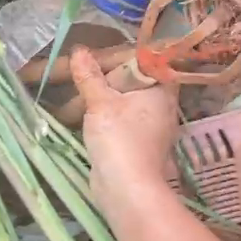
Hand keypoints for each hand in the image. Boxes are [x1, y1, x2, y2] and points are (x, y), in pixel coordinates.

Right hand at [70, 46, 182, 206]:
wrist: (126, 189)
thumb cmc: (119, 139)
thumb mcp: (100, 102)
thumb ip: (89, 76)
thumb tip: (79, 50)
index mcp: (162, 90)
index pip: (150, 61)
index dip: (126, 56)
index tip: (101, 54)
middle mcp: (162, 106)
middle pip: (136, 81)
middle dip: (108, 76)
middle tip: (84, 70)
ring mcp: (152, 126)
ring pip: (126, 101)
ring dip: (103, 96)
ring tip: (79, 92)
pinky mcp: (139, 143)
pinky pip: (122, 119)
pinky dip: (105, 114)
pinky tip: (85, 113)